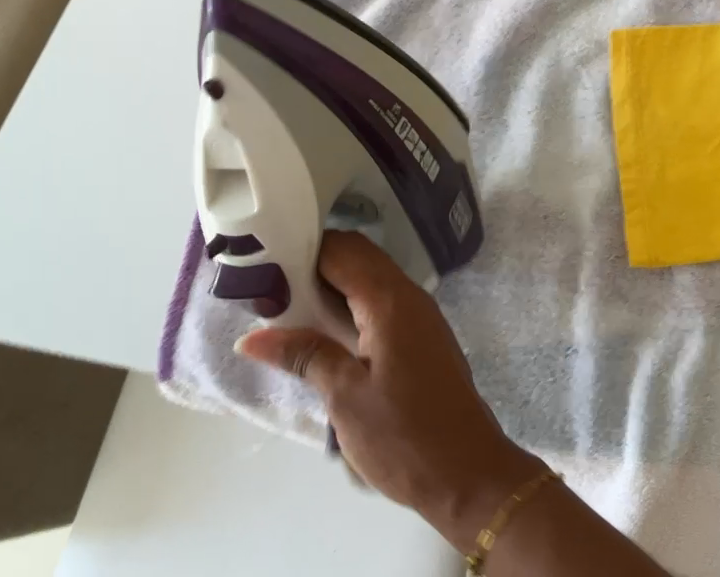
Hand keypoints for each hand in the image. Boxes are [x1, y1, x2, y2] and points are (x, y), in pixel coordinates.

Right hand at [235, 231, 545, 542]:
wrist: (465, 470)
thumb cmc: (402, 434)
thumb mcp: (345, 396)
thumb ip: (305, 355)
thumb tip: (254, 336)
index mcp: (391, 301)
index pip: (344, 249)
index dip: (302, 249)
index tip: (261, 264)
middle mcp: (410, 297)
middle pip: (358, 259)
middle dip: (313, 267)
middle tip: (266, 292)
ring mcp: (420, 317)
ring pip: (369, 282)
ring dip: (330, 290)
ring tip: (283, 314)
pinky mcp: (421, 339)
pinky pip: (380, 306)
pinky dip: (349, 310)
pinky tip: (320, 336)